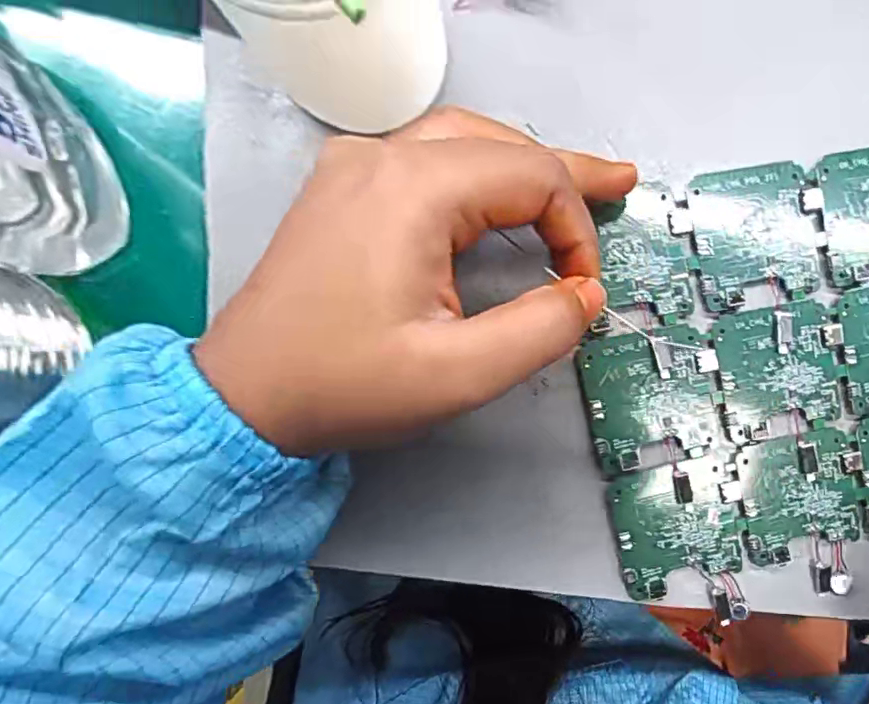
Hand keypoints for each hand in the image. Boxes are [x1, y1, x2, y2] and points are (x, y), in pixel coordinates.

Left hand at [195, 107, 637, 455]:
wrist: (248, 396)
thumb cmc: (348, 386)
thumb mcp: (459, 374)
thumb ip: (539, 331)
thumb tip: (585, 296)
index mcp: (415, 190)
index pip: (533, 176)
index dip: (577, 228)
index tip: (583, 291)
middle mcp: (383, 157)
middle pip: (500, 143)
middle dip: (565, 173)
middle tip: (620, 186)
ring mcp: (355, 168)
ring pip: (463, 143)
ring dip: (522, 167)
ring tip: (572, 190)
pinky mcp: (342, 193)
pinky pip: (426, 163)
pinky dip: (478, 178)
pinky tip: (497, 201)